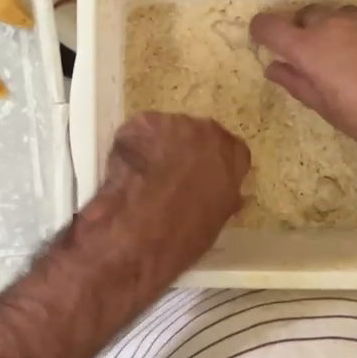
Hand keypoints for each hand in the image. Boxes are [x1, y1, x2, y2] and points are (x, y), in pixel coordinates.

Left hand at [93, 112, 249, 279]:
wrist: (143, 233)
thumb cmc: (187, 234)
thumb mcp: (217, 218)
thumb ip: (224, 195)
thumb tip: (229, 194)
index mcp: (232, 154)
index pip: (226, 149)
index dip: (208, 163)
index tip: (197, 177)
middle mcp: (206, 130)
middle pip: (194, 134)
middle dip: (181, 151)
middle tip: (167, 176)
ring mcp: (173, 123)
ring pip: (163, 131)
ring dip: (154, 149)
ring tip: (141, 177)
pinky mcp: (140, 124)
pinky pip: (135, 133)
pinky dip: (129, 149)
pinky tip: (124, 172)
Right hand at [249, 2, 356, 175]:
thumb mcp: (328, 109)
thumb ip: (297, 82)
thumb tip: (274, 67)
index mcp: (311, 49)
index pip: (270, 25)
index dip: (263, 31)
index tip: (265, 38)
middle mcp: (335, 22)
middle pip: (308, 15)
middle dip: (307, 32)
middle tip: (321, 57)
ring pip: (344, 15)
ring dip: (344, 31)